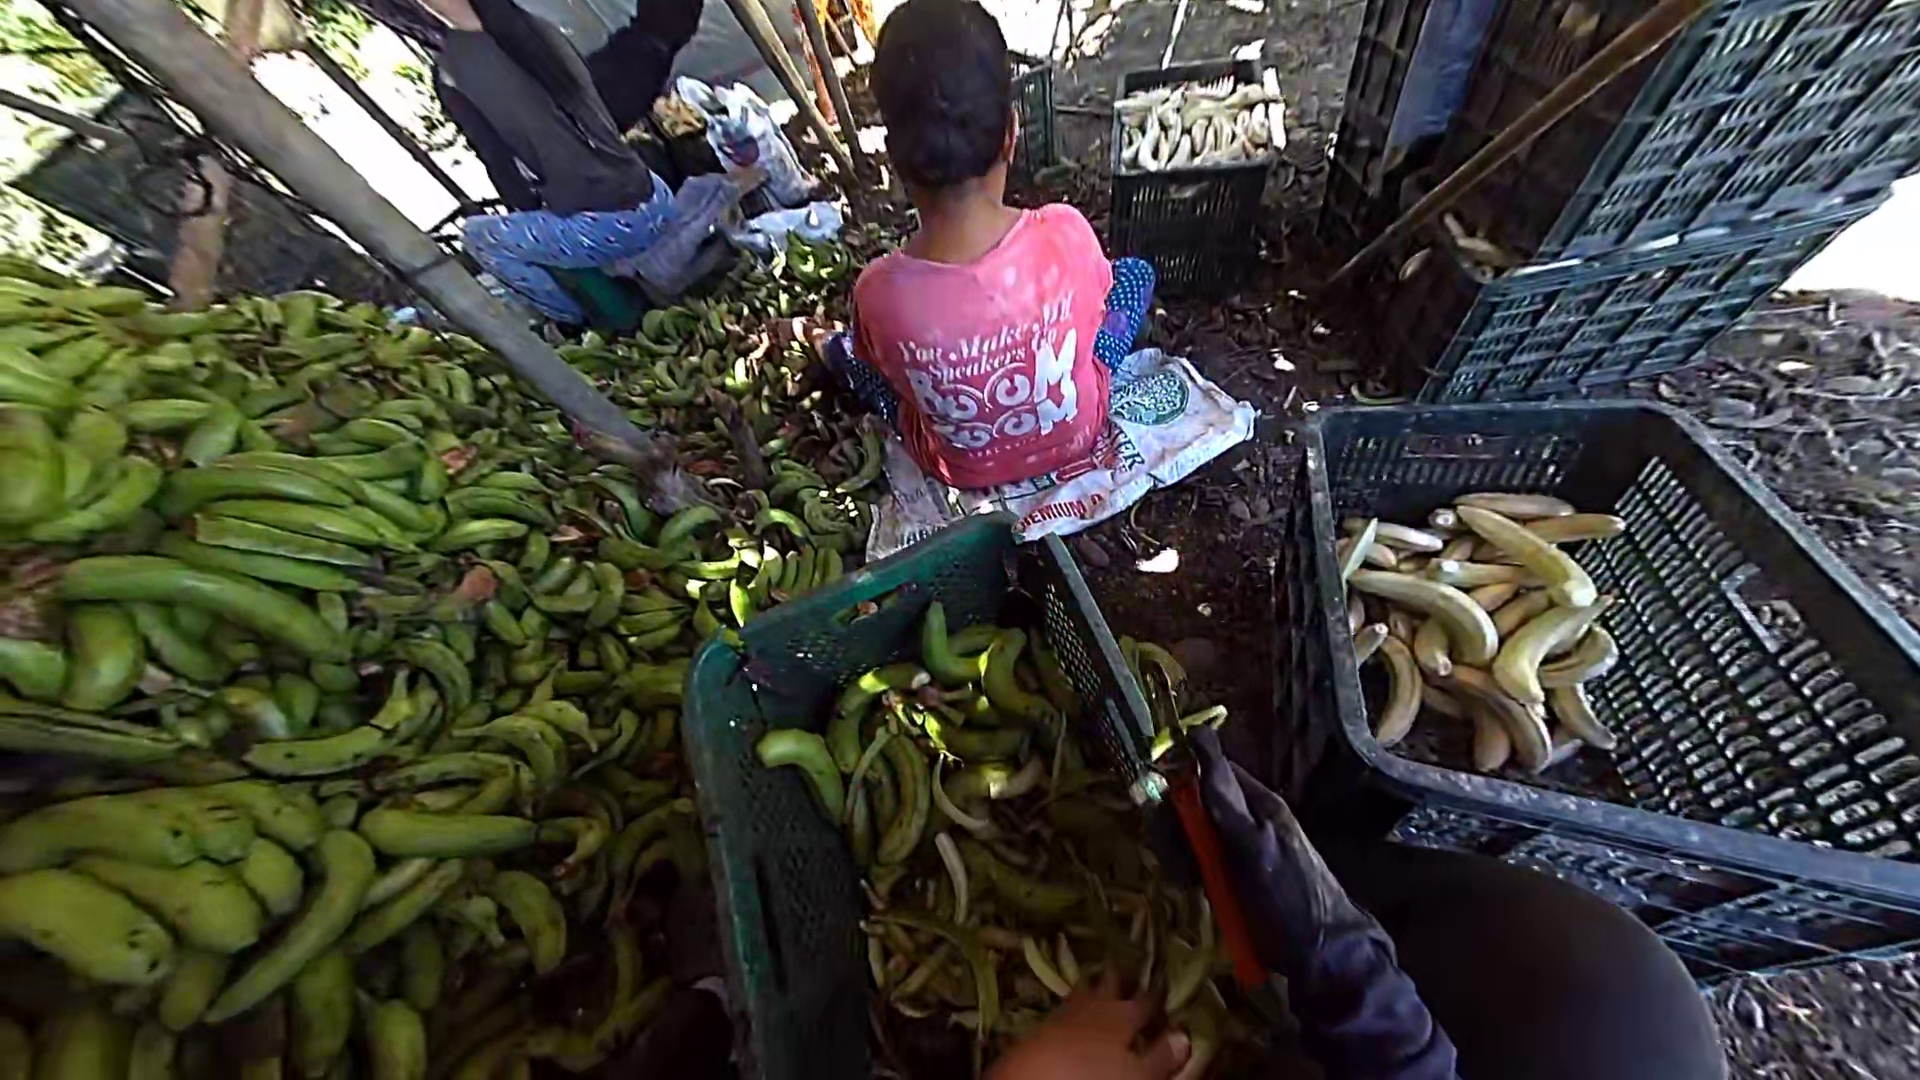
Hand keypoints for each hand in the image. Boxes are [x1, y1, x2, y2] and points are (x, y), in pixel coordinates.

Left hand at [986, 973, 1189, 1079]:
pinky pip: (1066, 1005)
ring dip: (1095, 985)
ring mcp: (1067, 1011)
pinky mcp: (1045, 1024)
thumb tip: (1183, 1036)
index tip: (1163, 981)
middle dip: (1121, 975)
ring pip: (1086, 990)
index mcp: (1122, 1015)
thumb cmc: (1096, 1078)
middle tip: (1128, 963)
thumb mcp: (1139, 1077)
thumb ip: (1160, 1057)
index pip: (1144, 1001)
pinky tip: (1074, 1009)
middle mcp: (1095, 1004)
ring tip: (1101, 981)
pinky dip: (1074, 1002)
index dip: (1155, 995)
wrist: (1035, 1078)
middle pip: (1111, 984)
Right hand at [1189, 727, 1371, 973]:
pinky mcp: (1225, 876)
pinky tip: (1187, 885)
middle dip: (1174, 824)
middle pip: (1189, 803)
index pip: (1204, 771)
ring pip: (1186, 833)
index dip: (1179, 779)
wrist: (1322, 960)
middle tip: (1173, 851)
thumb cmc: (1290, 895)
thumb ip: (1222, 794)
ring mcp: (1231, 849)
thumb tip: (1197, 733)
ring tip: (1184, 877)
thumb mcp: (1253, 841)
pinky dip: (1183, 870)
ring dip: (1176, 850)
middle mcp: (1239, 819)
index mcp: (1252, 801)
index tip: (1159, 800)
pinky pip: (1192, 860)